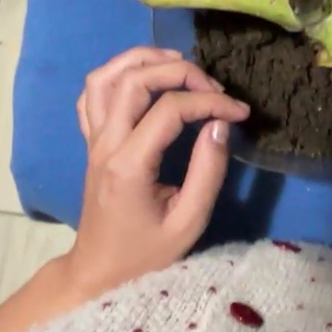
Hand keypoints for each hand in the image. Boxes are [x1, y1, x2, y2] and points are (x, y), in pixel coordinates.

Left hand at [66, 47, 250, 300]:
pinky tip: (145, 78)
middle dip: (180, 72)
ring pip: (105, 77)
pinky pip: (92, 94)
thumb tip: (220, 125)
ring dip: (142, 60)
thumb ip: (207, 172)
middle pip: (134, 80)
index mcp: (129, 165)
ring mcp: (93, 141)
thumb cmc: (147, 254)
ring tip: (180, 63)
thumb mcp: (189, 222)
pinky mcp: (91, 143)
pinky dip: (117, 75)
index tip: (240, 114)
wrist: (99, 272)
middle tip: (214, 88)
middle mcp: (105, 144)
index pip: (170, 109)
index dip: (211, 102)